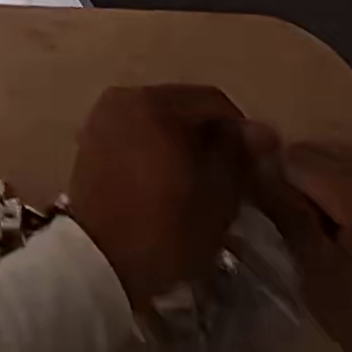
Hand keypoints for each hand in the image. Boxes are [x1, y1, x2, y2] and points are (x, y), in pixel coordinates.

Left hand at [68, 85, 256, 308]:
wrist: (100, 255)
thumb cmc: (166, 227)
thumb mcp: (218, 195)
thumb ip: (238, 155)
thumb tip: (261, 130)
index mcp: (153, 102)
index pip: (211, 100)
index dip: (240, 130)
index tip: (254, 165)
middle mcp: (123, 96)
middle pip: (181, 104)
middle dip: (208, 133)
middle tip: (228, 173)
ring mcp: (102, 114)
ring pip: (156, 116)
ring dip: (180, 139)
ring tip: (197, 177)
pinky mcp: (90, 135)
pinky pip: (133, 128)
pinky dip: (154, 144)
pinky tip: (165, 177)